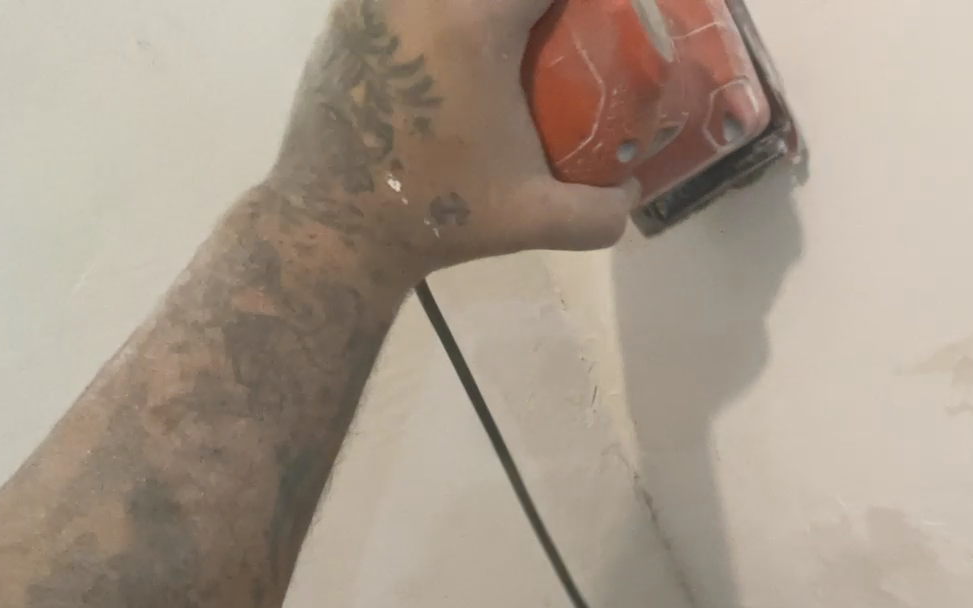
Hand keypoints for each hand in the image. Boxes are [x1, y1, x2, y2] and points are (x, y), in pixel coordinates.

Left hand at [268, 0, 636, 276]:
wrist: (341, 220)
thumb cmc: (441, 214)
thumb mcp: (535, 221)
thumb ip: (599, 214)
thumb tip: (630, 191)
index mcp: (473, 23)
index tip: (594, 17)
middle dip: (534, 6)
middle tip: (556, 30)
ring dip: (490, 14)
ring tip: (514, 47)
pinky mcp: (351, 13)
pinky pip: (414, 1)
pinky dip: (449, 17)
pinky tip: (460, 62)